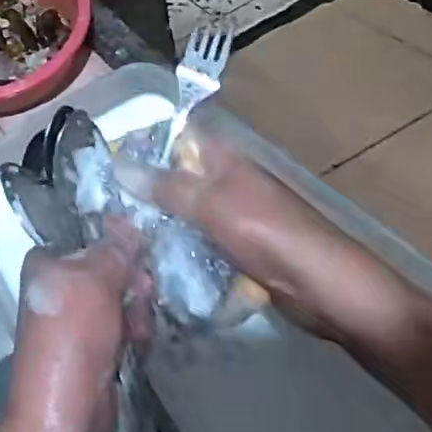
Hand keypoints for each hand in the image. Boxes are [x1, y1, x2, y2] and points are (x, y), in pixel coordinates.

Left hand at [5, 222, 148, 431]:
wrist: (67, 405)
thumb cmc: (71, 332)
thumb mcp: (93, 282)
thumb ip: (112, 251)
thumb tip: (127, 218)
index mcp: (45, 260)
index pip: (89, 240)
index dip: (118, 249)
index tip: (141, 259)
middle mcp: (57, 282)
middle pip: (108, 270)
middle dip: (130, 286)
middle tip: (140, 300)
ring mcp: (75, 314)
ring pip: (120, 299)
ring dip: (135, 312)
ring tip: (135, 331)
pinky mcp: (93, 343)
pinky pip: (122, 325)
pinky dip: (133, 333)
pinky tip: (136, 345)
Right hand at [115, 127, 418, 348]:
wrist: (336, 296)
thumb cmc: (276, 238)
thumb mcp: (214, 207)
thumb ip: (166, 186)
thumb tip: (118, 166)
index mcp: (224, 160)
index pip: (174, 135)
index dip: (140, 136)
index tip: (101, 145)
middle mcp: (223, 180)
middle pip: (171, 172)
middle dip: (137, 179)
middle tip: (94, 187)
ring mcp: (228, 214)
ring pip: (178, 205)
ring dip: (151, 212)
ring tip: (108, 216)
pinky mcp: (232, 245)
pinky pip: (190, 234)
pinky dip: (169, 238)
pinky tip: (141, 245)